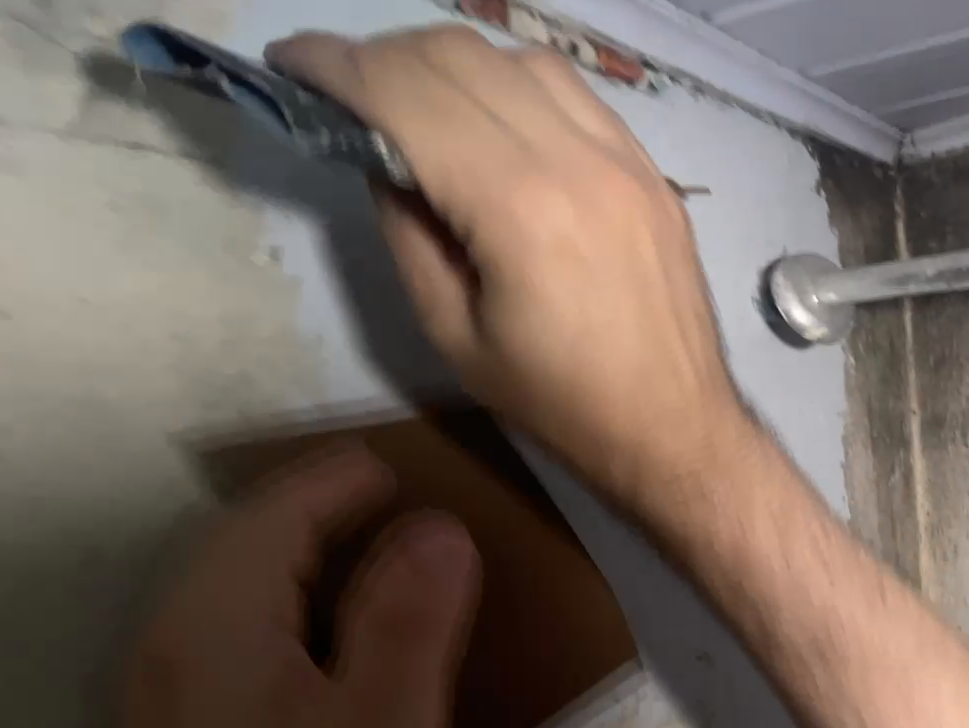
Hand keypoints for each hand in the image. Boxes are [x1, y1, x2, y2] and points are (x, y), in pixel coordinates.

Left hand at [32, 448, 479, 727]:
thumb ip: (409, 621)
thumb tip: (442, 528)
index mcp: (218, 624)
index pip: (281, 512)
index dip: (355, 479)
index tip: (432, 467)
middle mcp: (184, 638)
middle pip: (266, 539)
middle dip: (349, 508)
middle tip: (439, 507)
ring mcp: (189, 683)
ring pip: (267, 582)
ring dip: (340, 554)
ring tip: (421, 557)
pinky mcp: (209, 721)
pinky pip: (271, 626)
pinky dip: (328, 601)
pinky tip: (375, 631)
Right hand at [266, 27, 748, 511]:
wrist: (677, 431)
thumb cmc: (565, 405)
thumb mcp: (455, 334)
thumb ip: (407, 230)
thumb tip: (382, 154)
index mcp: (520, 206)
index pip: (404, 90)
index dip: (330, 65)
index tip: (291, 67)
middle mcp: (581, 163)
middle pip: (461, 56)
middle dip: (387, 59)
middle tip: (356, 97)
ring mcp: (632, 168)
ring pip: (528, 63)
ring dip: (462, 67)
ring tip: (432, 109)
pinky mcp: (660, 183)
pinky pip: (585, 101)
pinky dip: (531, 91)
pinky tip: (511, 128)